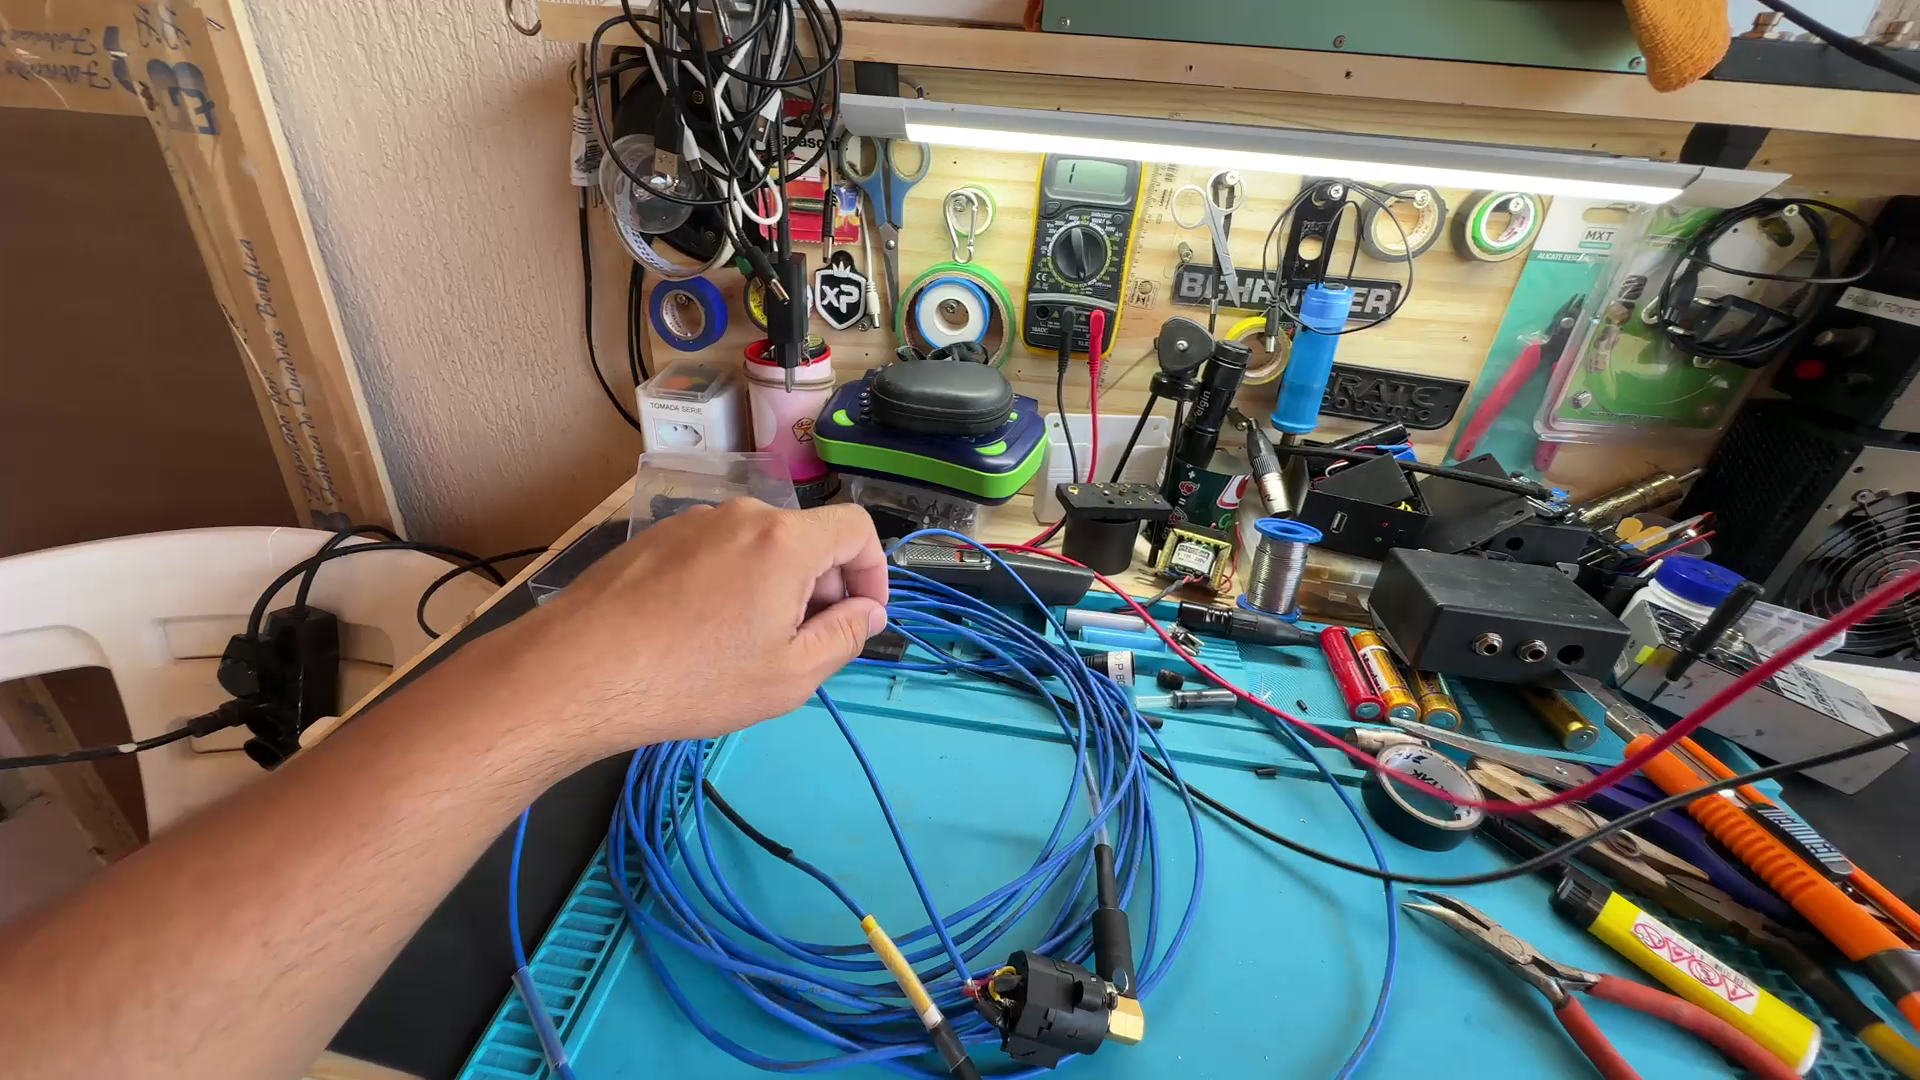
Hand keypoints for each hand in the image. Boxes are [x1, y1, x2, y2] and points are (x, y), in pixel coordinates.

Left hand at [483, 499, 888, 758]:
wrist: (577, 672)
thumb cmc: (695, 679)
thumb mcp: (790, 675)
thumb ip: (846, 635)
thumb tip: (869, 610)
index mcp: (785, 541)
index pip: (857, 528)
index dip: (874, 571)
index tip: (861, 615)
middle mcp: (743, 515)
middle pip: (809, 538)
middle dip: (823, 586)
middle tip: (802, 643)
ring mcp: (696, 521)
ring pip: (763, 546)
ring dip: (777, 586)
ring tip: (746, 643)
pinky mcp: (659, 536)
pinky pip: (720, 550)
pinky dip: (735, 580)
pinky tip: (702, 629)